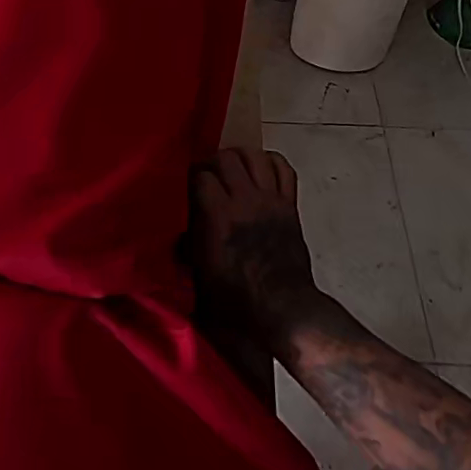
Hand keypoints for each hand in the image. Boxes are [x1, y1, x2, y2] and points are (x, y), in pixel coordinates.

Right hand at [189, 149, 323, 350]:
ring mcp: (270, 200)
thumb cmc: (238, 304)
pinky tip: (260, 172)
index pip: (200, 176)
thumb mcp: (198, 281)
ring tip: (232, 170)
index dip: (190, 179)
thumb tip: (181, 239)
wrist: (285, 313)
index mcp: (217, 218)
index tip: (186, 189)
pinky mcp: (290, 206)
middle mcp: (244, 201)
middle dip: (212, 164)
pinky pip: (283, 169)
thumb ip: (187, 252)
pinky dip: (270, 163)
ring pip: (254, 156)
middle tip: (207, 178)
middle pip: (226, 158)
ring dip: (240, 158)